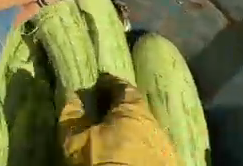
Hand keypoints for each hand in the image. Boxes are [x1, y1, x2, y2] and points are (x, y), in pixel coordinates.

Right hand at [59, 76, 178, 165]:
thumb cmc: (98, 164)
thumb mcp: (73, 135)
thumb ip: (73, 109)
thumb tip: (75, 94)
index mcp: (134, 113)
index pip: (123, 88)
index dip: (108, 84)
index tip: (95, 86)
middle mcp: (157, 130)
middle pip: (138, 111)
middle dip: (121, 111)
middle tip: (102, 113)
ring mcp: (169, 155)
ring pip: (148, 134)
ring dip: (132, 133)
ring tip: (114, 137)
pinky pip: (153, 153)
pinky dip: (140, 150)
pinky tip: (126, 156)